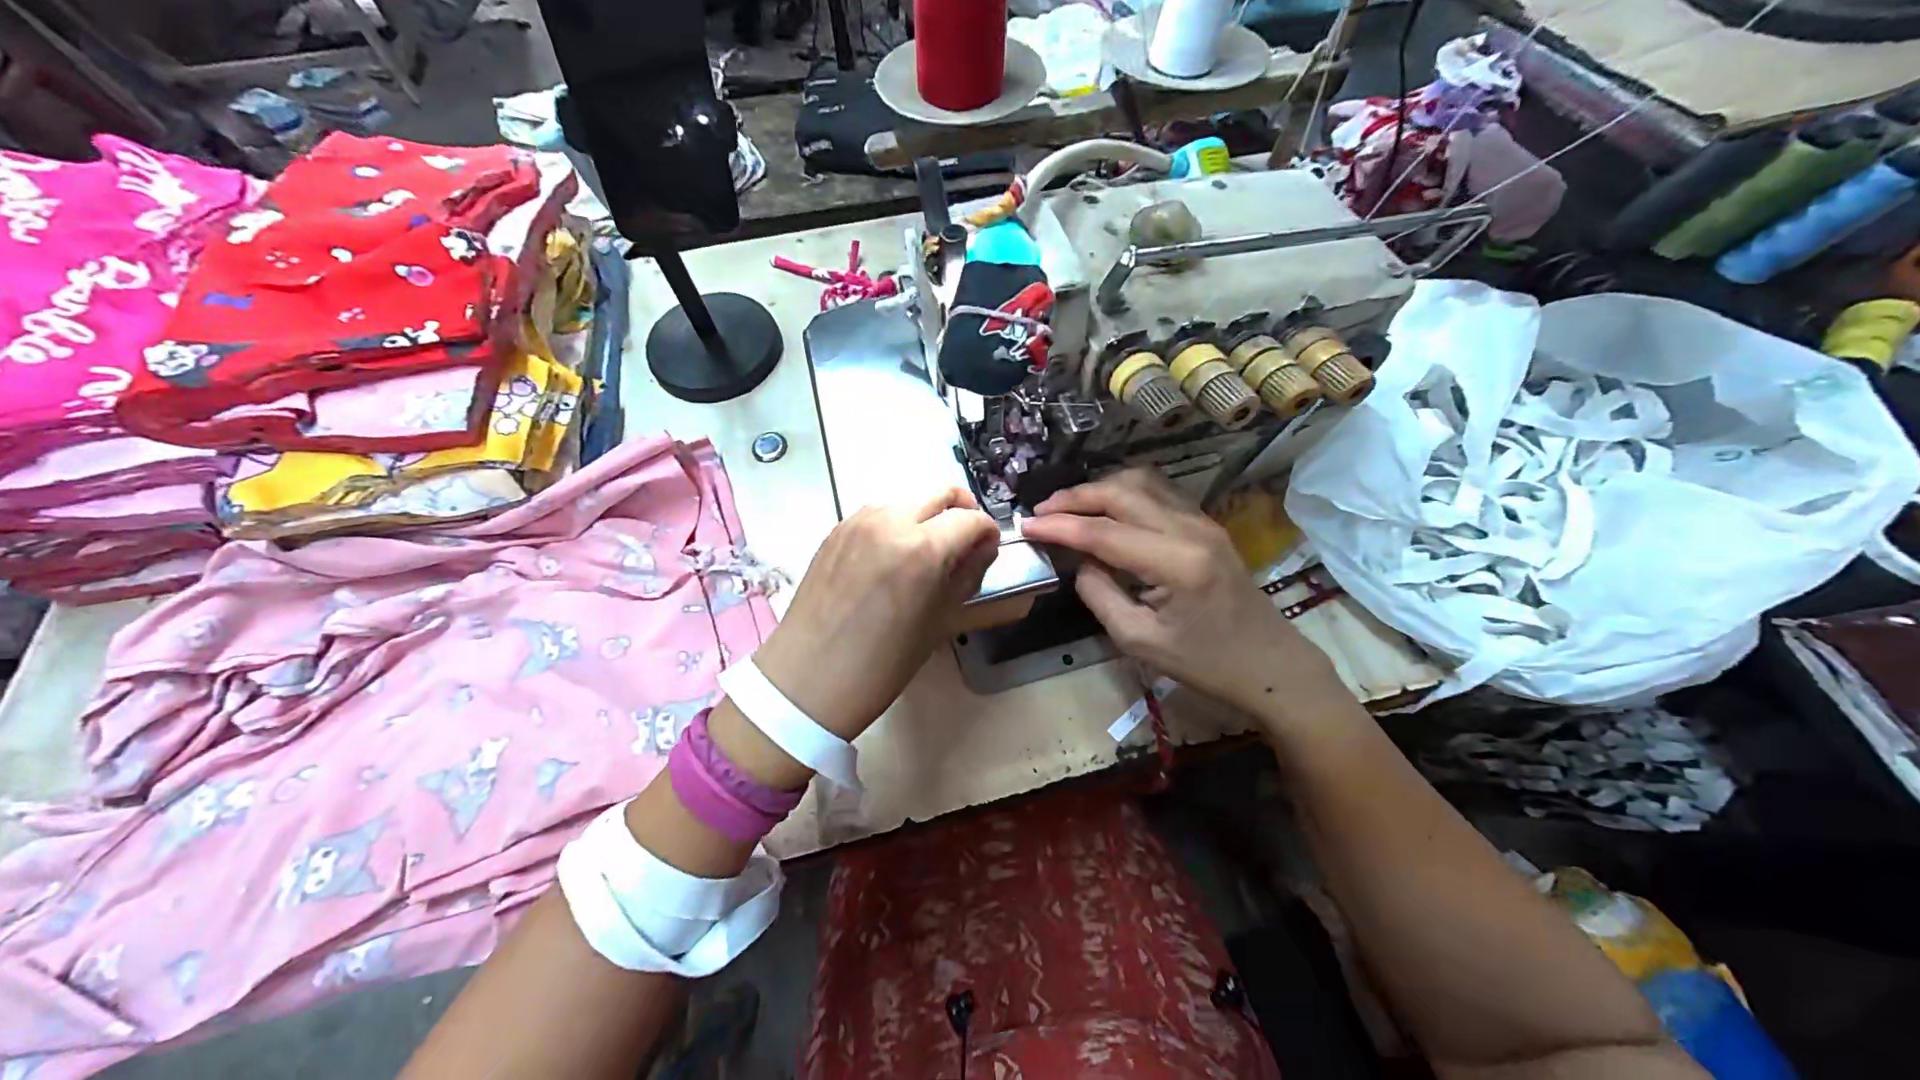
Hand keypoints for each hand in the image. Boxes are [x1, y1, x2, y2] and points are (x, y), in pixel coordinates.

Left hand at [750, 488, 998, 740]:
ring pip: (907, 500)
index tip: (989, 550)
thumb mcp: (938, 623)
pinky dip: (896, 525)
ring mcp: (857, 522)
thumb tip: (981, 550)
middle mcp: (889, 522)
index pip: (971, 519)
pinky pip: (878, 514)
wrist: (808, 679)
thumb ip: (965, 576)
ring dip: (927, 516)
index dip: (988, 533)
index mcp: (921, 548)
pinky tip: (893, 558)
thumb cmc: (882, 664)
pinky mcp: (835, 531)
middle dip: (961, 511)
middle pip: (939, 494)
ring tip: (928, 551)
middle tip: (966, 541)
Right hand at [1020, 470, 1339, 715]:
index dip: (1060, 526)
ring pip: (1141, 483)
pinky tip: (1104, 508)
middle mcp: (1190, 529)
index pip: (1104, 532)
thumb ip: (1100, 593)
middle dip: (1075, 497)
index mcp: (1176, 563)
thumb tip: (1078, 560)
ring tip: (1068, 507)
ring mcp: (1202, 521)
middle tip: (1041, 511)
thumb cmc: (1205, 663)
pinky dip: (1123, 493)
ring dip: (1099, 489)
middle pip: (1122, 493)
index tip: (1026, 525)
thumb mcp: (1139, 640)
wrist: (1269, 663)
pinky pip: (1158, 492)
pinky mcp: (1206, 524)